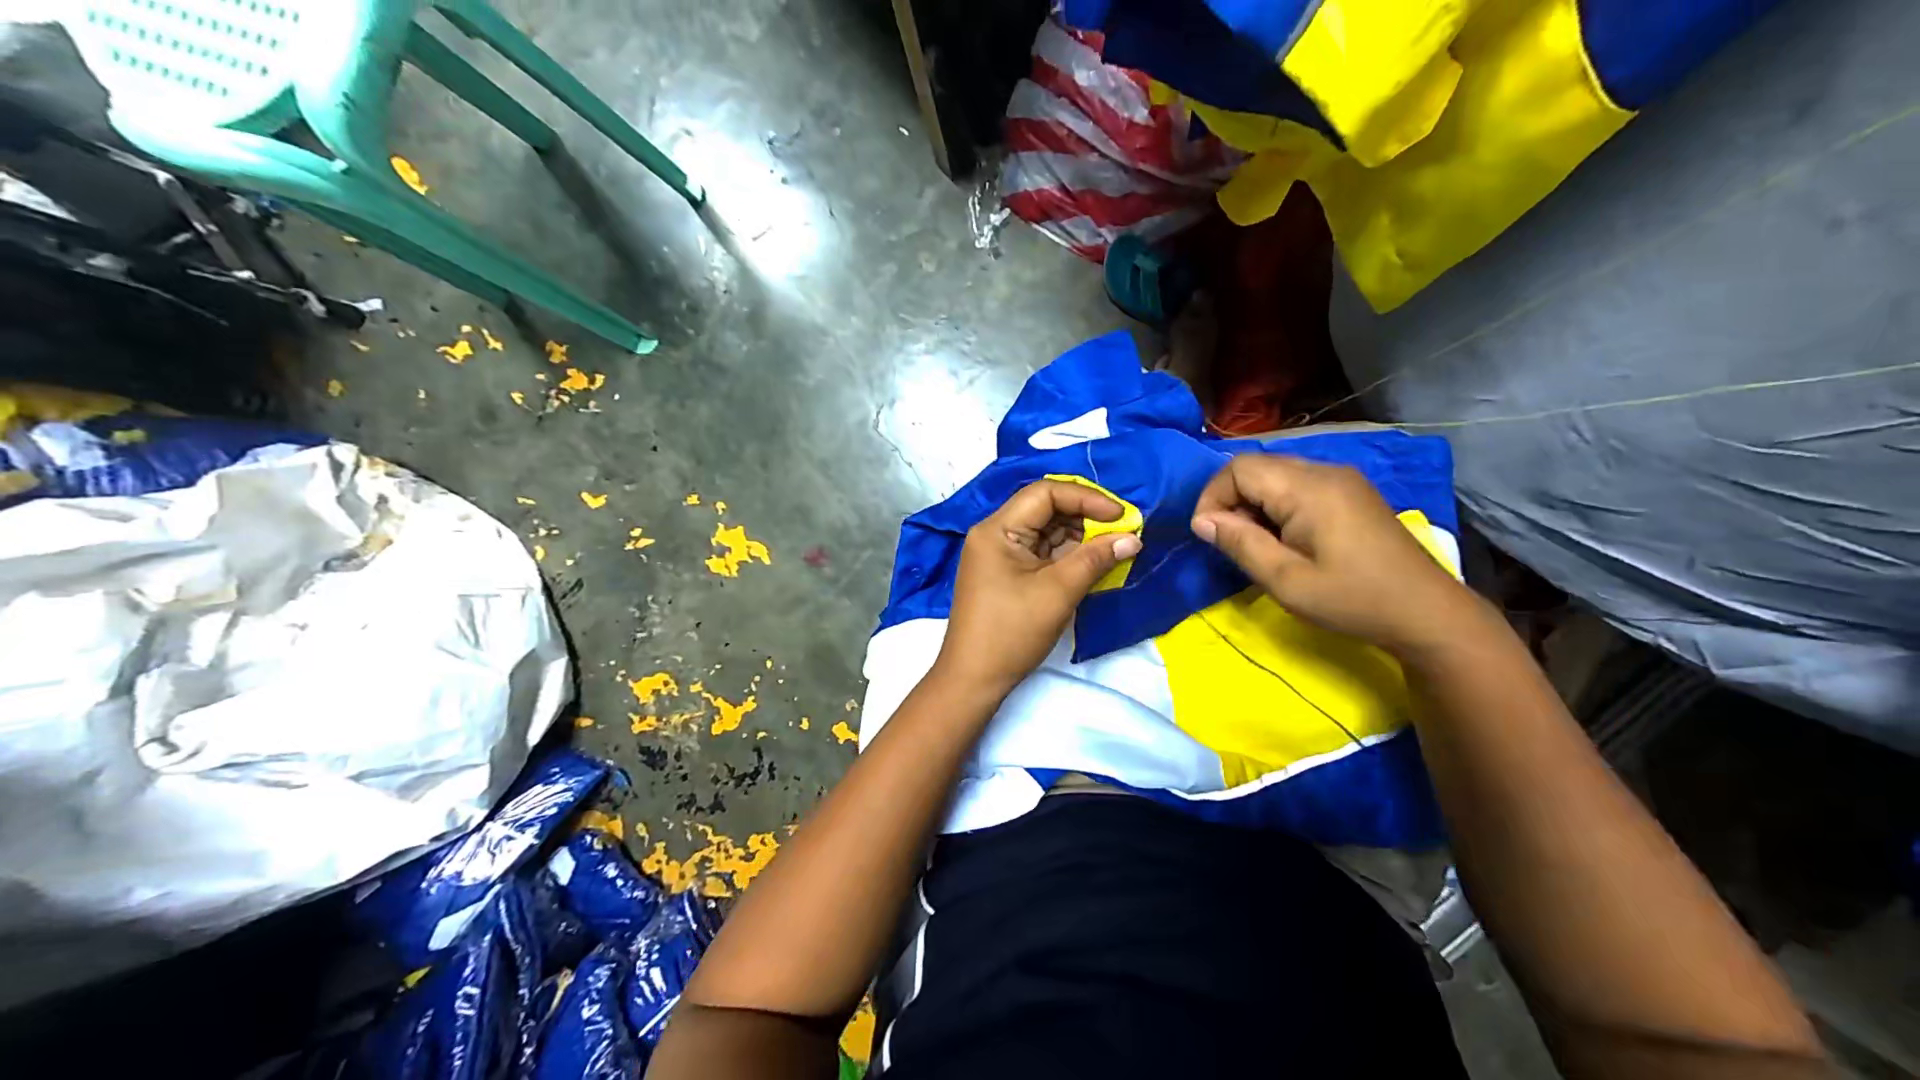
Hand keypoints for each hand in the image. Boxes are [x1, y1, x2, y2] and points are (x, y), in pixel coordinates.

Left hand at [935, 479, 1142, 693]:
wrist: (974, 678)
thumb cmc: (1011, 632)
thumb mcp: (1058, 592)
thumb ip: (1095, 559)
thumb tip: (1133, 538)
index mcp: (997, 529)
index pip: (1045, 493)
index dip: (1086, 498)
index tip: (1121, 516)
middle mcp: (995, 534)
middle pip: (1045, 509)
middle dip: (1086, 517)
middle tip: (1122, 532)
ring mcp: (1000, 555)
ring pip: (1046, 531)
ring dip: (1080, 537)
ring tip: (1113, 548)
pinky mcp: (1007, 574)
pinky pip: (1042, 552)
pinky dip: (1068, 555)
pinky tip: (1094, 562)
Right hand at [1190, 454, 1485, 657]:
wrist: (1426, 612)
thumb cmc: (1352, 599)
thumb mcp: (1285, 580)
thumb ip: (1240, 544)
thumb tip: (1202, 521)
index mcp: (1308, 488)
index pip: (1239, 468)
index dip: (1213, 497)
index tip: (1210, 535)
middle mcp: (1325, 471)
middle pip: (1257, 466)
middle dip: (1232, 499)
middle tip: (1233, 542)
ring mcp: (1343, 479)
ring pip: (1277, 474)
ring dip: (1255, 503)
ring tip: (1260, 544)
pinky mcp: (1352, 492)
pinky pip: (1299, 483)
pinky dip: (1279, 504)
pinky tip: (1288, 538)